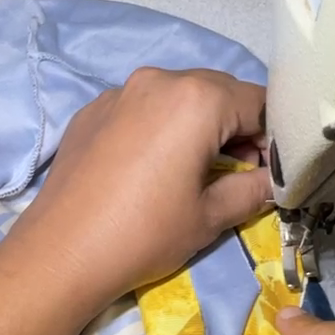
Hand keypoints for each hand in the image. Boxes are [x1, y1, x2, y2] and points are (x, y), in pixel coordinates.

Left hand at [0, 67, 273, 307]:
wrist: (61, 253)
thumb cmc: (144, 234)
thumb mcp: (209, 217)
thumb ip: (252, 190)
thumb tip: (273, 181)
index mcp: (196, 99)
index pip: (258, 103)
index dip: (273, 137)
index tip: (269, 171)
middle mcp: (157, 81)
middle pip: (217, 93)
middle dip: (236, 127)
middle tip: (236, 173)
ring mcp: (118, 93)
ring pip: (177, 97)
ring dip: (197, 126)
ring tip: (193, 171)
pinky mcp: (91, 112)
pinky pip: (141, 109)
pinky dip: (158, 128)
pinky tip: (149, 169)